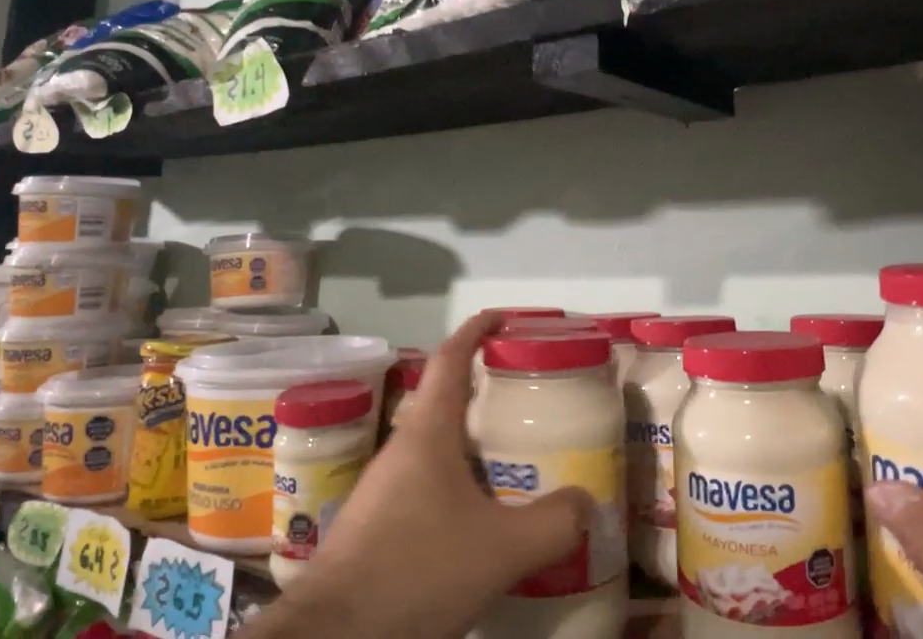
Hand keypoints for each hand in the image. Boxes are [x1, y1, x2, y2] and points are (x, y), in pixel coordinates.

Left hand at [242, 312, 592, 638]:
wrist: (335, 637)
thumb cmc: (416, 569)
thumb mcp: (501, 549)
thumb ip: (554, 522)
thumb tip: (586, 502)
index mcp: (428, 433)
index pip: (451, 358)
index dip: (478, 329)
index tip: (506, 316)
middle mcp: (402, 450)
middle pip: (447, 403)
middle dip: (489, 395)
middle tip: (533, 402)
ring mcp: (383, 490)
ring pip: (437, 450)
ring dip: (475, 447)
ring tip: (518, 462)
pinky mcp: (376, 527)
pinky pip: (427, 487)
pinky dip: (460, 487)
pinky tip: (483, 521)